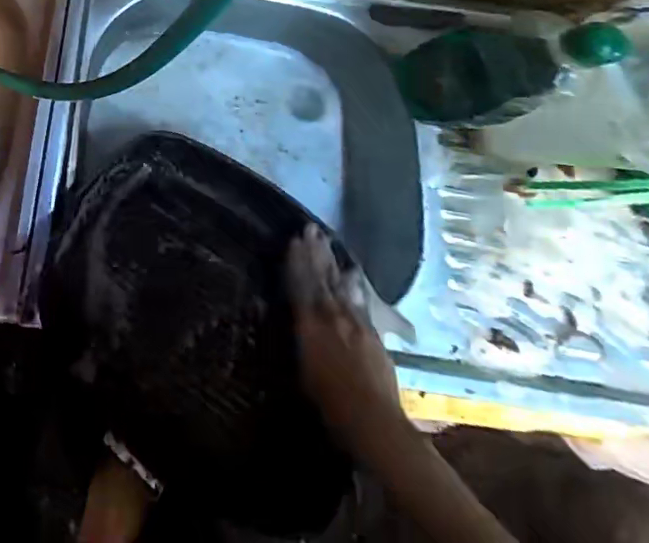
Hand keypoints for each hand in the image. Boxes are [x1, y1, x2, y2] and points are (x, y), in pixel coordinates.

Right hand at [285, 226, 410, 449]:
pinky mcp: (373, 333)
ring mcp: (357, 322)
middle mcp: (333, 316)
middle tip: (310, 228)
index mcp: (310, 324)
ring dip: (333, 262)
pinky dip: (353, 284)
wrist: (374, 420)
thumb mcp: (299, 370)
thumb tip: (274, 308)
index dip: (296, 261)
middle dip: (315, 252)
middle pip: (322, 277)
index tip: (293, 239)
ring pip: (341, 284)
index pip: (300, 284)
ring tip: (328, 242)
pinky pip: (360, 300)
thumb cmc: (327, 403)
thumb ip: (292, 336)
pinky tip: (352, 274)